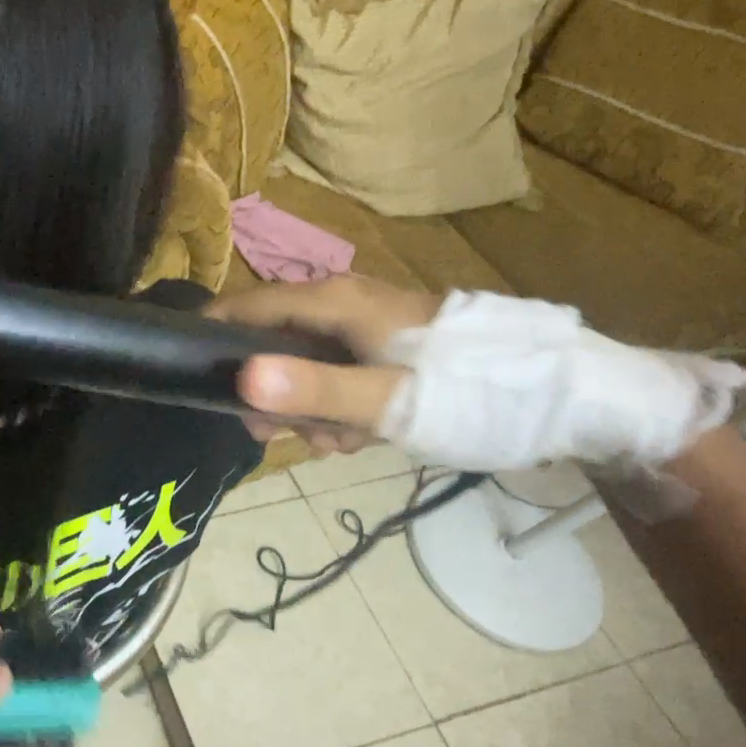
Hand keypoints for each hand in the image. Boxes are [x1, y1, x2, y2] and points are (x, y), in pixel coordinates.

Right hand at [206, 277, 440, 454]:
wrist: (551, 392)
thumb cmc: (462, 391)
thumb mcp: (385, 400)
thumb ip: (315, 389)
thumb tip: (243, 378)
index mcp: (332, 302)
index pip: (245, 304)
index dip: (211, 334)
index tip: (194, 380)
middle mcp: (337, 303)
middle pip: (269, 341)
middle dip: (268, 392)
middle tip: (273, 436)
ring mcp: (358, 323)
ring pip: (300, 364)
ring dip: (306, 408)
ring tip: (337, 444)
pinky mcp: (376, 344)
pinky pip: (331, 372)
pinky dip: (334, 406)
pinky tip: (359, 434)